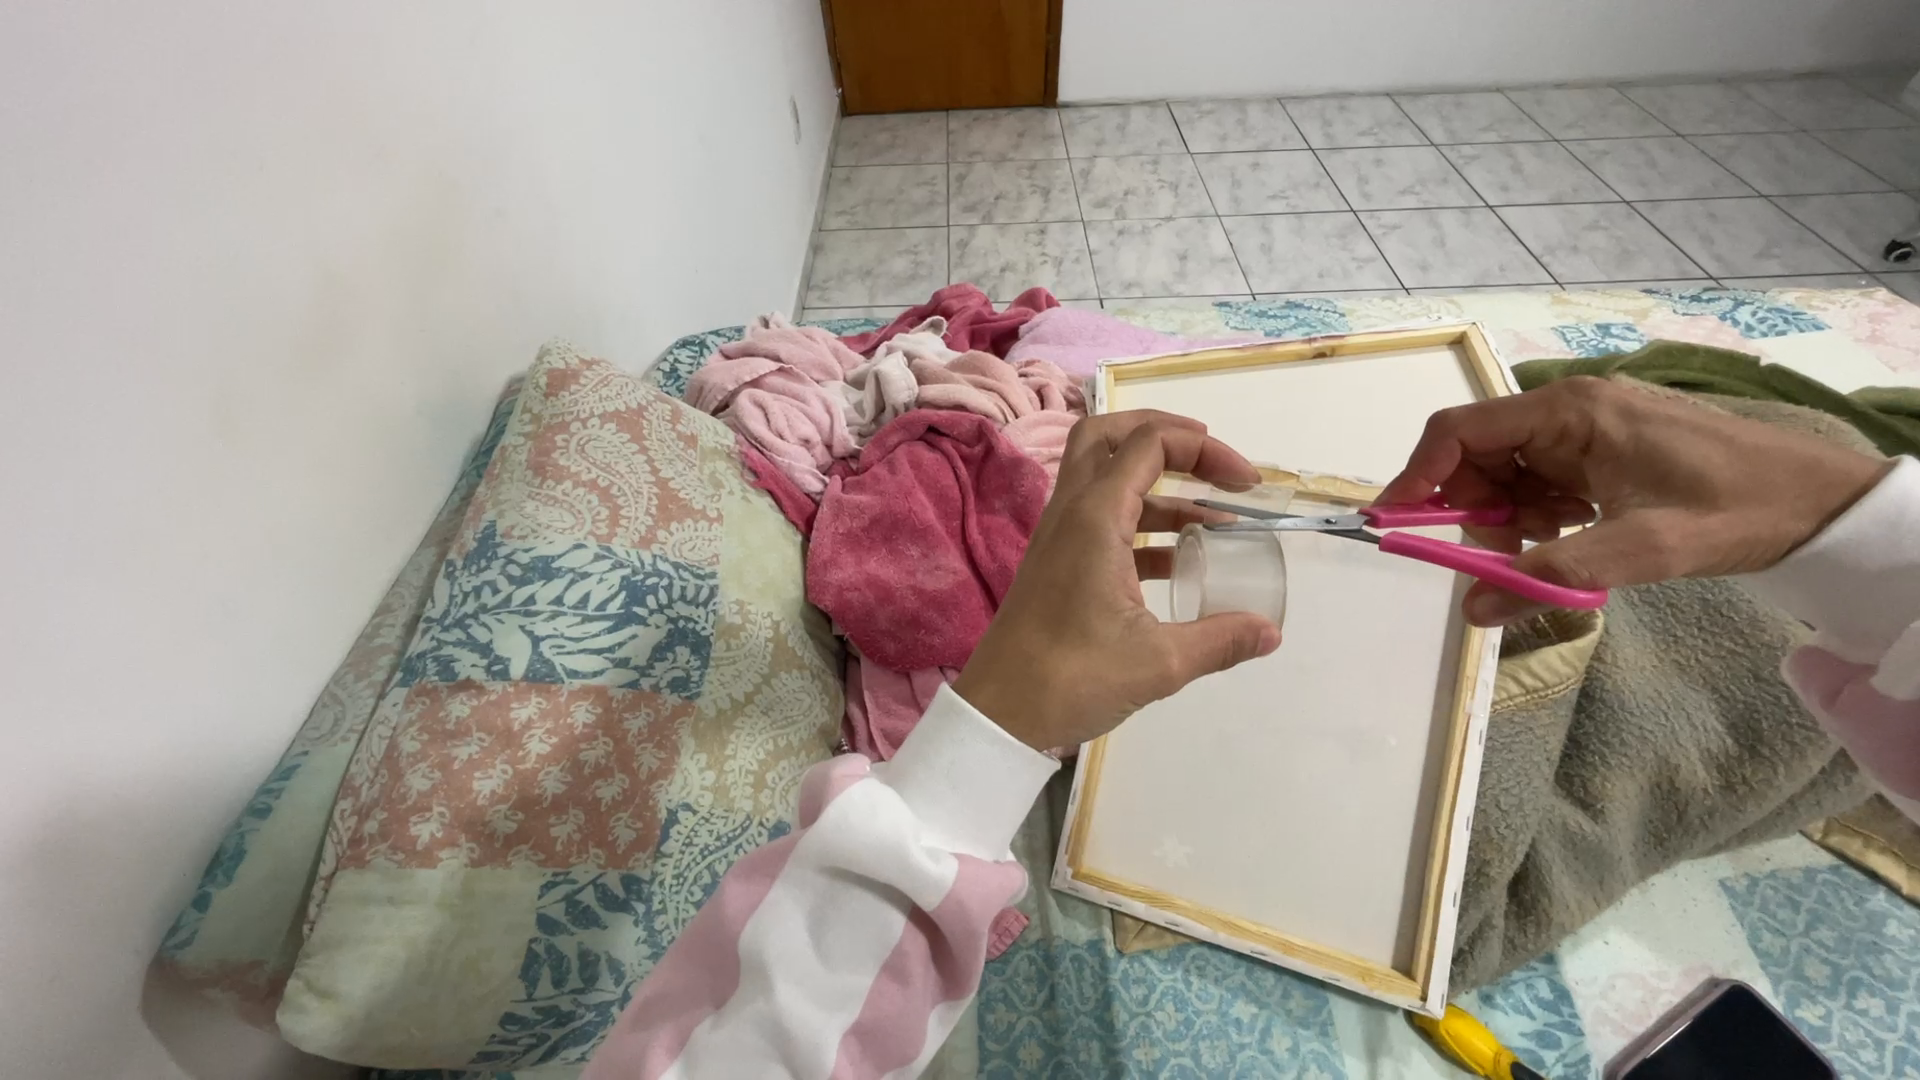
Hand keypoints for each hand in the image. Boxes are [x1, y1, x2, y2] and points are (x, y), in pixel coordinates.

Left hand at [953, 411, 1282, 750]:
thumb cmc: (1073, 679)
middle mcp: (1071, 514)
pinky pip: (1102, 523)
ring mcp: (1059, 538)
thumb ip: (1220, 640)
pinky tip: (1181, 559)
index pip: (1149, 442)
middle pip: (1108, 438)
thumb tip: (1270, 633)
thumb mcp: (1159, 662)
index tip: (1246, 484)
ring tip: (1217, 519)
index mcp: (1093, 518)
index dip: (1204, 448)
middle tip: (1213, 464)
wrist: (1001, 712)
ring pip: (1105, 480)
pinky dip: (1143, 526)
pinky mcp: (1057, 564)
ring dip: (1159, 488)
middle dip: (1165, 436)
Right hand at [1378, 376, 1890, 626]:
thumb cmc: (1737, 512)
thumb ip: (1547, 575)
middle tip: (1503, 549)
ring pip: (1501, 471)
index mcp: (1568, 412)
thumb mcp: (1639, 550)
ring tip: (1556, 540)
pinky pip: (1532, 479)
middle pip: (1474, 455)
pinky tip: (1572, 528)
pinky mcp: (1593, 447)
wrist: (1828, 504)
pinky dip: (1536, 512)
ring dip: (1509, 514)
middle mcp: (1564, 409)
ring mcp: (1580, 427)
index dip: (1416, 476)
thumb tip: (1472, 610)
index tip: (1394, 523)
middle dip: (1475, 506)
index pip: (1458, 432)